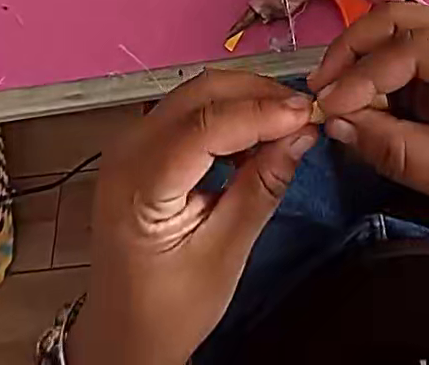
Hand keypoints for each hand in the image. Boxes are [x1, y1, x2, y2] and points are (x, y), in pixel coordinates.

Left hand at [66, 70, 317, 364]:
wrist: (121, 336)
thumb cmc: (168, 309)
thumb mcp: (224, 255)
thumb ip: (263, 187)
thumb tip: (302, 133)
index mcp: (138, 185)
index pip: (204, 126)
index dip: (260, 113)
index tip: (307, 113)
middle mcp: (128, 148)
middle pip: (201, 93)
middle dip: (257, 94)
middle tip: (302, 111)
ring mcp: (132, 141)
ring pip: (199, 92)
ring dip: (246, 98)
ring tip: (286, 122)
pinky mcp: (144, 142)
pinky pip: (193, 107)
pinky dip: (230, 110)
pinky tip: (255, 134)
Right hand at [306, 1, 428, 284]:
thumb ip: (398, 148)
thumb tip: (335, 123)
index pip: (411, 46)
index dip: (363, 74)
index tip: (324, 107)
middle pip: (400, 21)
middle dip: (355, 51)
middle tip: (320, 92)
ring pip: (399, 37)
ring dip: (364, 64)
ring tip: (336, 104)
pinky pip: (408, 65)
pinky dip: (380, 83)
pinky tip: (364, 110)